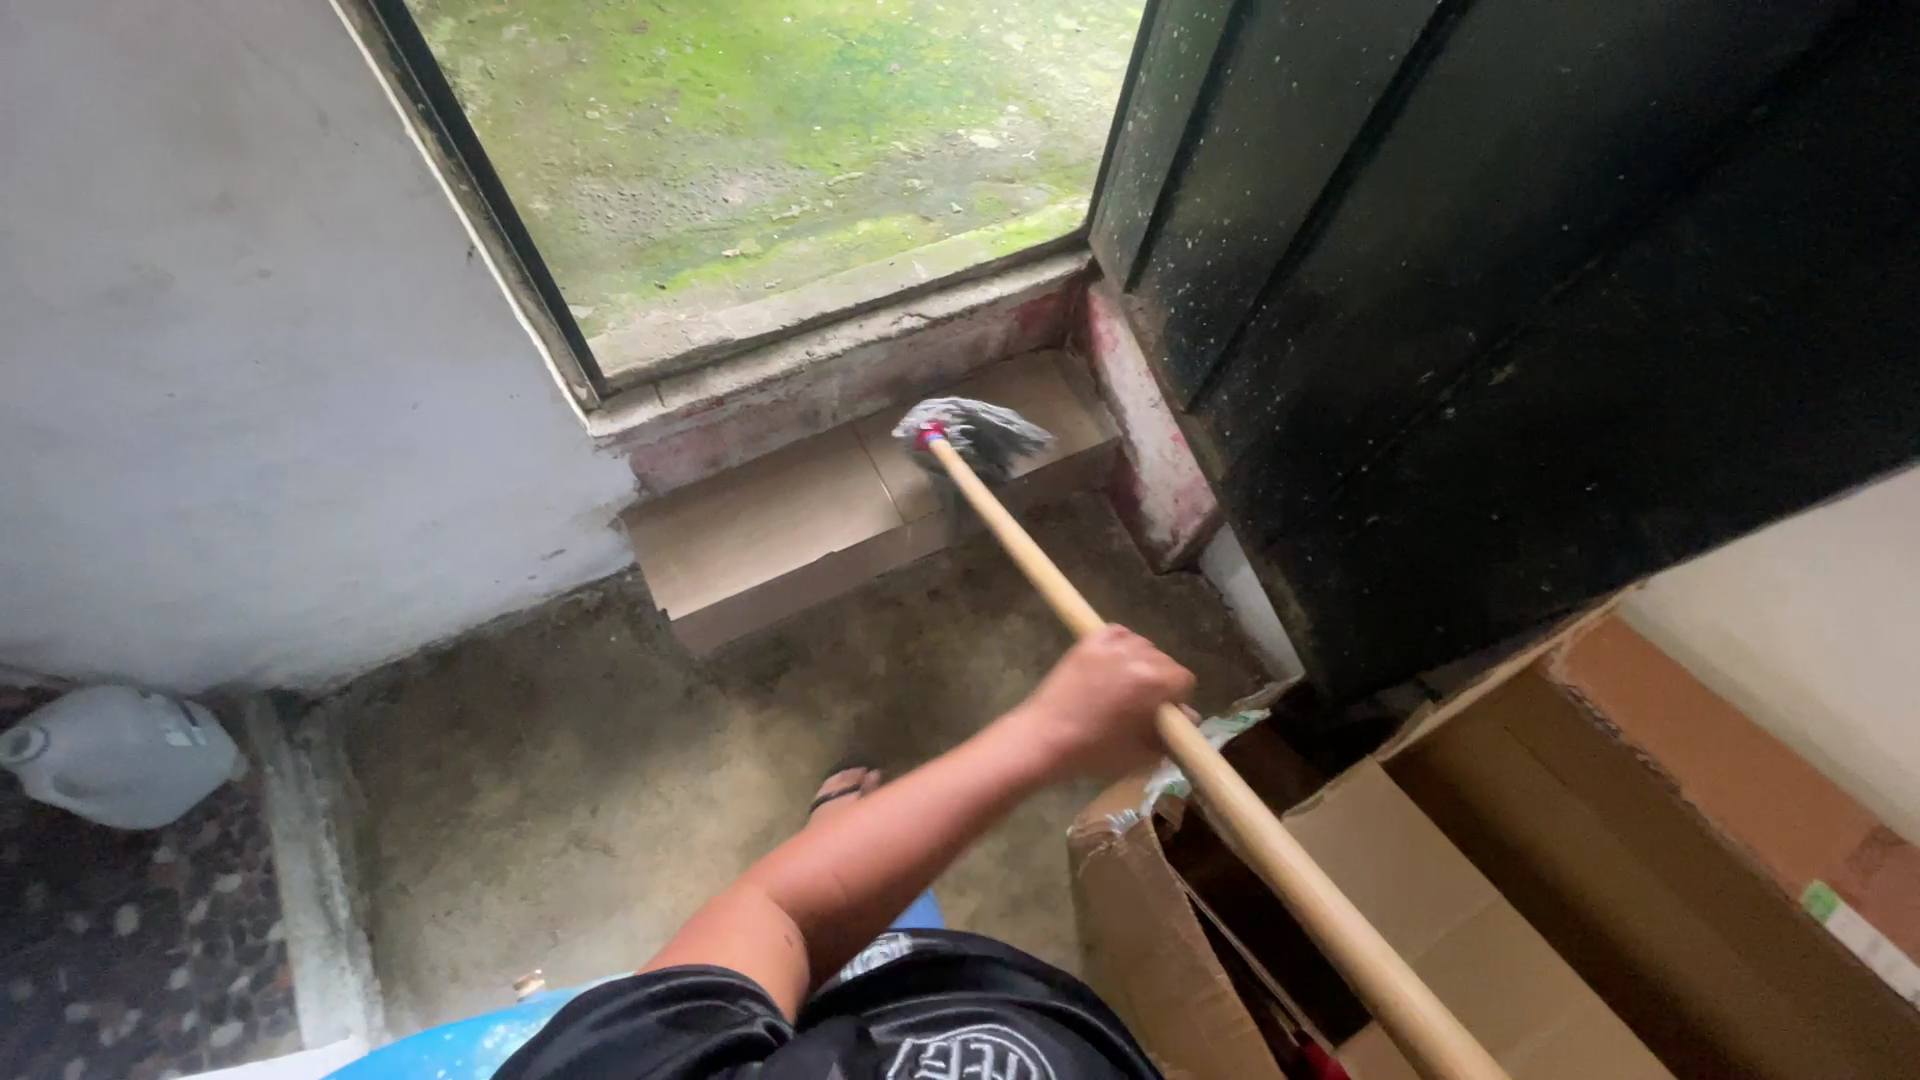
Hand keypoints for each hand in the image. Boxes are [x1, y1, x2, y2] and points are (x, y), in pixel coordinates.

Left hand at [996, 624, 1196, 782]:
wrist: (1045, 738)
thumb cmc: (1095, 751)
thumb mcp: (1142, 753)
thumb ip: (1170, 734)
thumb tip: (1186, 717)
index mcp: (1154, 682)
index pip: (1184, 679)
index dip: (1177, 697)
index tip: (1163, 713)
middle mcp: (1135, 656)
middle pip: (1164, 660)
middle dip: (1160, 680)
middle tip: (1143, 703)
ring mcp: (1109, 646)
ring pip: (1142, 645)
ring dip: (1141, 661)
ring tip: (1125, 683)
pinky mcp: (1087, 643)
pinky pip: (1116, 632)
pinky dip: (1120, 643)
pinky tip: (1113, 662)